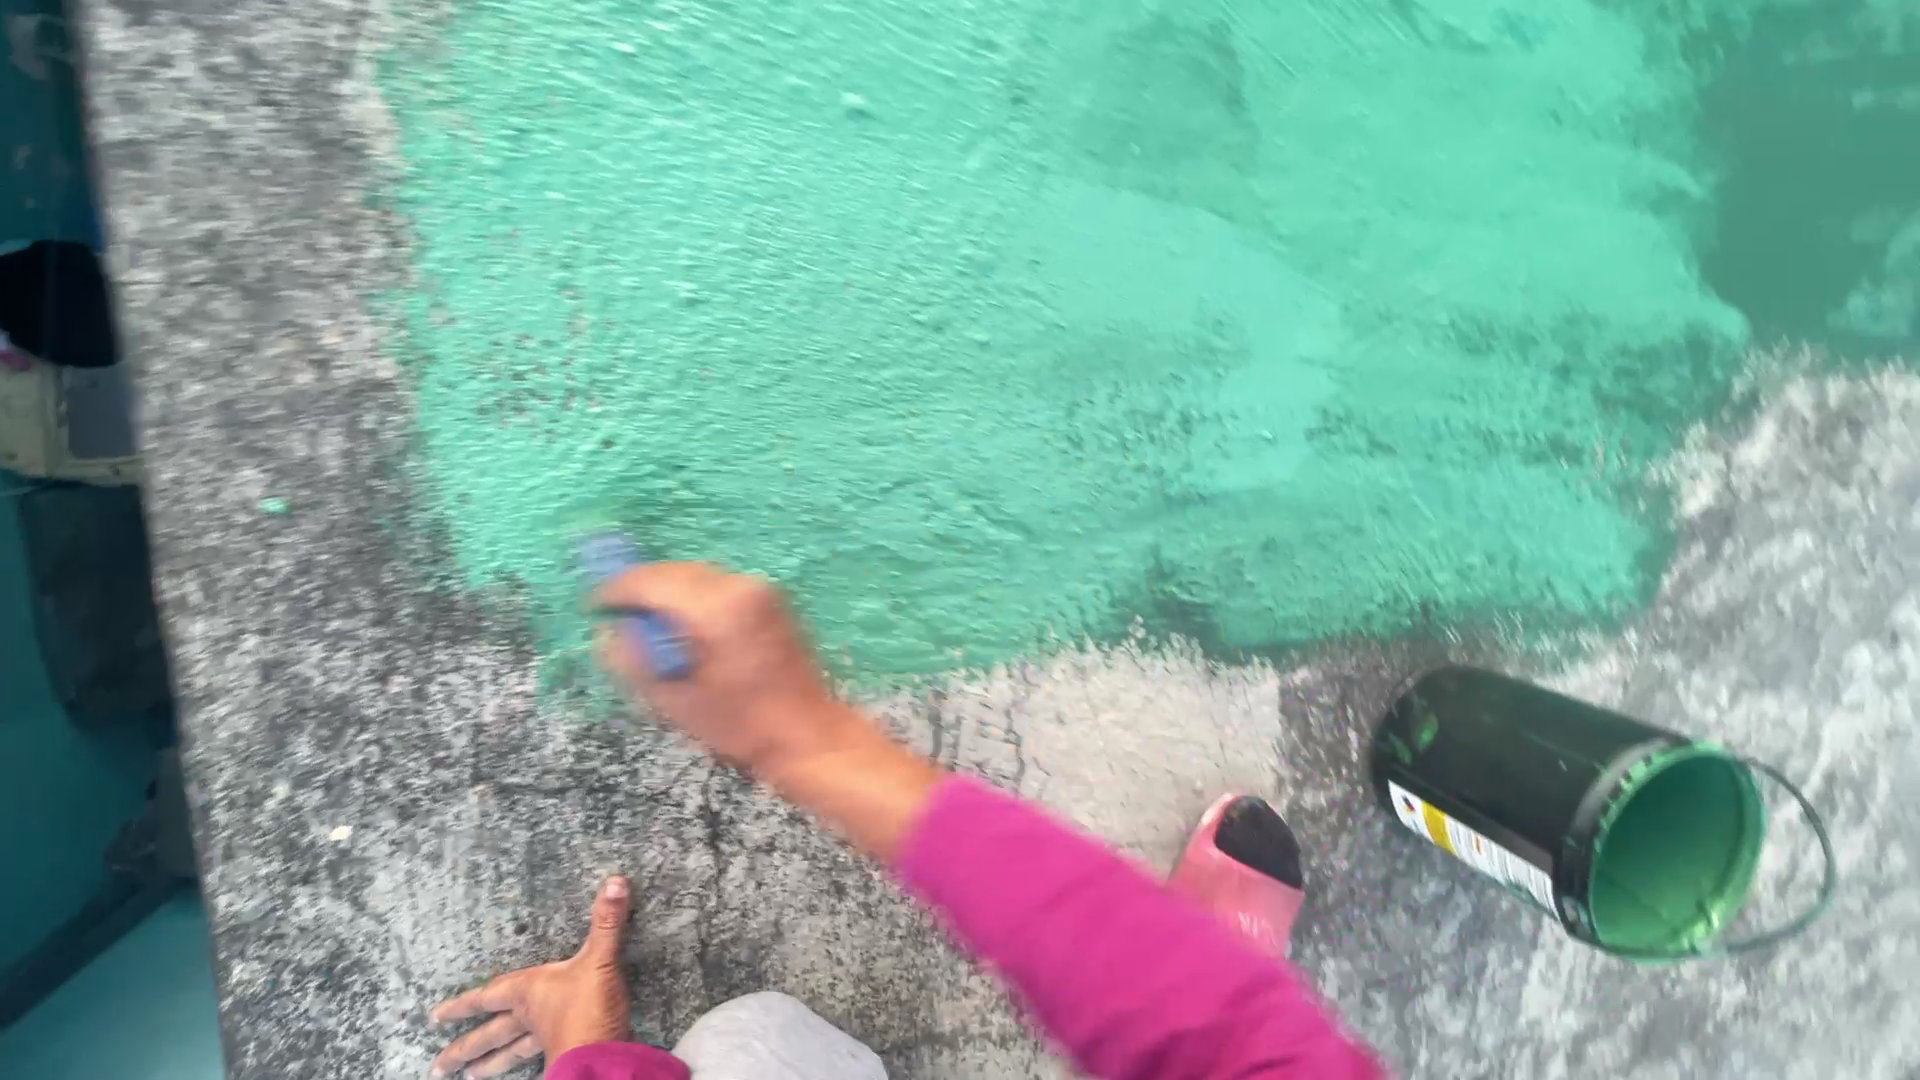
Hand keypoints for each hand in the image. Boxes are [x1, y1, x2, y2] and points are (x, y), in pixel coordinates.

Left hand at [430, 877, 633, 1077]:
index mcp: (530, 992)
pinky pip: (536, 1055)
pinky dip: (526, 1061)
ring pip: (510, 1050)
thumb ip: (607, 921)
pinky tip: (528, 1066)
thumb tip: (616, 880)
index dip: (463, 1004)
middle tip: (438, 1066)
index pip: (489, 996)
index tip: (435, 1017)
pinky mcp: (564, 1052)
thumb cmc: (589, 1005)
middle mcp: (531, 1016)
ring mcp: (545, 1038)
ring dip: (491, 1062)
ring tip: (470, 1075)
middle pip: (492, 1033)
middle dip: (465, 1047)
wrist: (603, 1056)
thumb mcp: (600, 958)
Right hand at [593, 563, 861, 776]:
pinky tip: (684, 623)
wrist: (806, 731)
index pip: (654, 581)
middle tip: (617, 611)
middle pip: (677, 571)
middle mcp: (742, 588)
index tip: (596, 605)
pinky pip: (720, 584)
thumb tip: (610, 631)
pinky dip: (696, 595)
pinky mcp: (773, 599)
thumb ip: (635, 660)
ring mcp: (763, 590)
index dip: (619, 589)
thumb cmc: (741, 724)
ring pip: (698, 574)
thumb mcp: (675, 699)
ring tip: (648, 620)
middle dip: (643, 586)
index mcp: (718, 610)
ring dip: (670, 589)